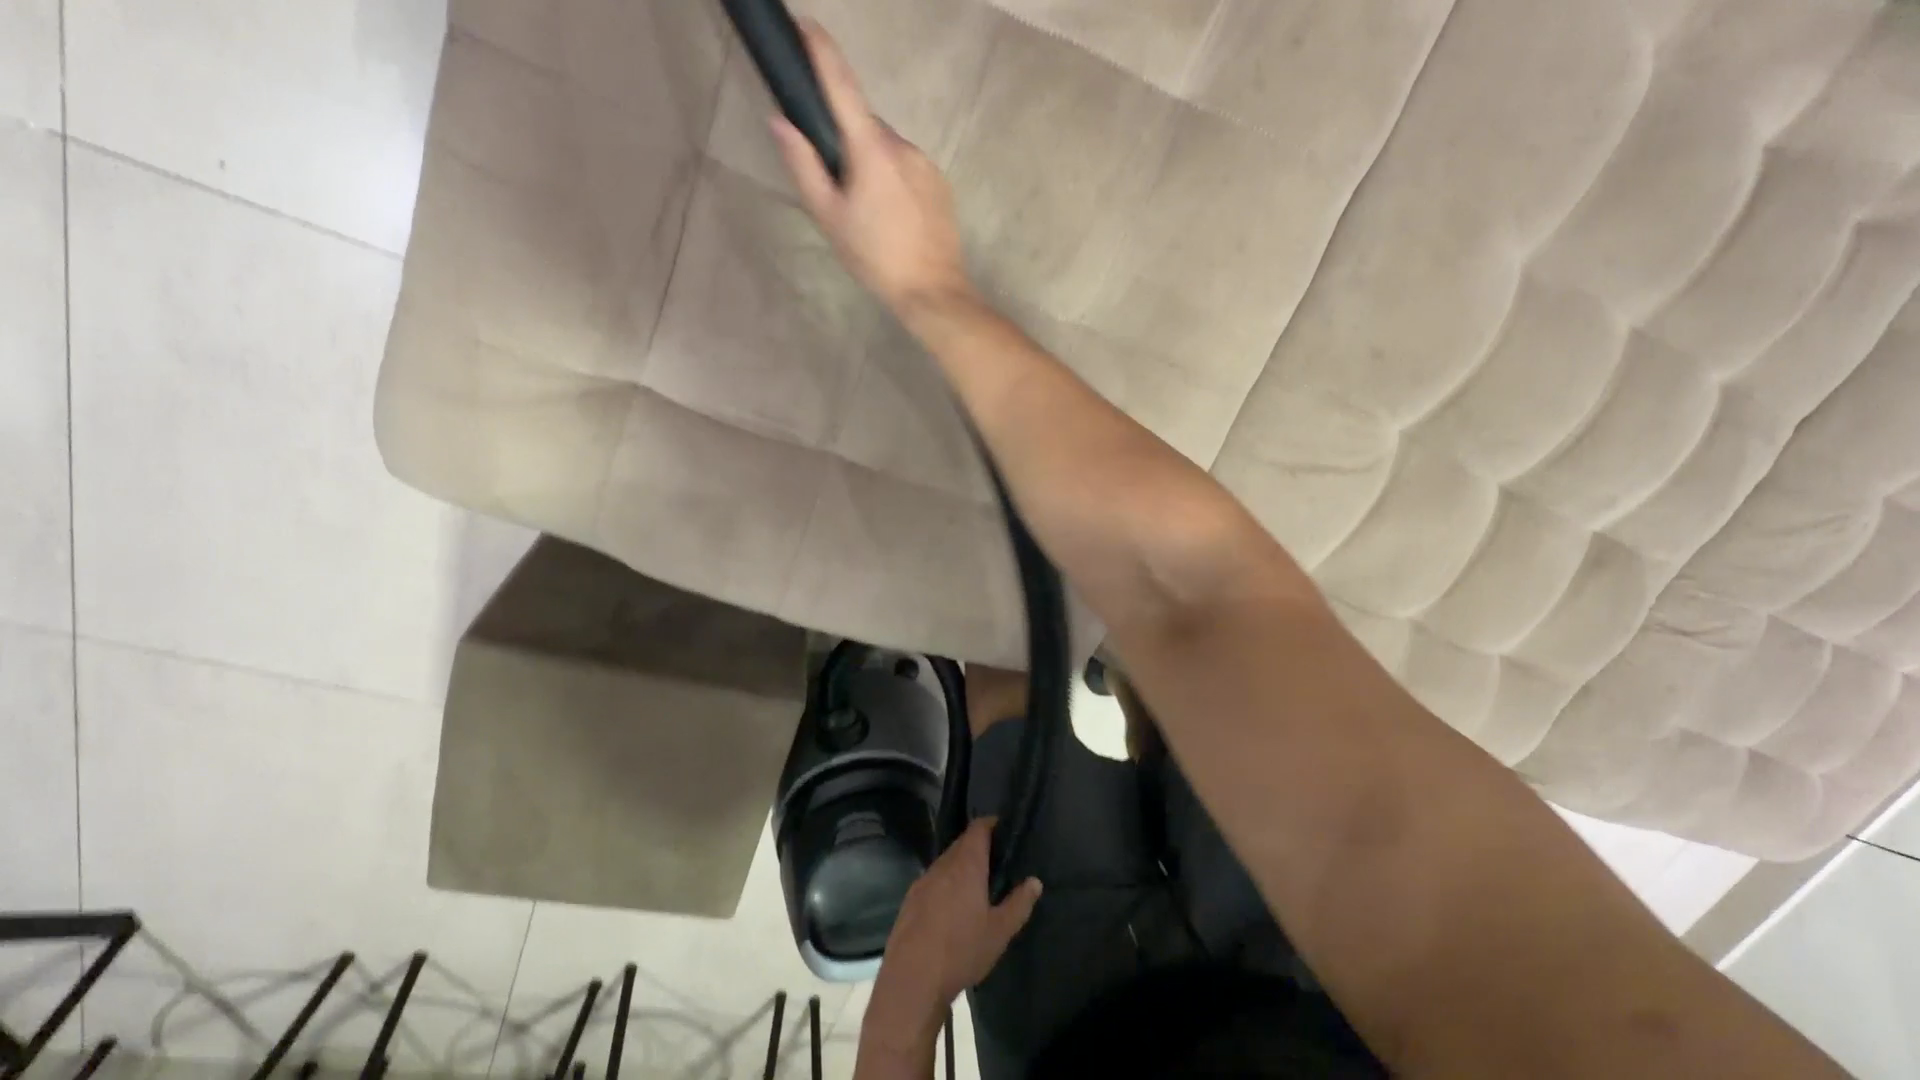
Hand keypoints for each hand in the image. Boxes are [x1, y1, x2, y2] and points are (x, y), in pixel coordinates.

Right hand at [770, 20, 975, 313]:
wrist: (933, 291)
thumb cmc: (874, 257)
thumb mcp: (829, 216)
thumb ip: (803, 165)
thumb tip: (780, 121)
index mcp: (871, 149)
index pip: (843, 86)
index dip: (823, 53)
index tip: (807, 27)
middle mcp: (902, 145)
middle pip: (863, 125)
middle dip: (845, 142)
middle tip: (837, 185)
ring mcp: (925, 162)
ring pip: (886, 148)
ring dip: (869, 163)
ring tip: (866, 211)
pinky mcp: (939, 182)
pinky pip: (906, 166)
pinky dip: (891, 178)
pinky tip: (889, 216)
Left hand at [881, 819, 1043, 1005]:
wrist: (912, 980)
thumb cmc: (961, 951)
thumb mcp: (999, 931)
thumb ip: (1019, 903)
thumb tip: (1034, 881)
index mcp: (965, 866)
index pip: (978, 828)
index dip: (992, 824)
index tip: (1006, 831)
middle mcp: (941, 866)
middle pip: (961, 844)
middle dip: (979, 847)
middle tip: (998, 863)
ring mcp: (922, 882)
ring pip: (945, 863)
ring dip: (961, 867)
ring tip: (978, 886)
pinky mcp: (909, 900)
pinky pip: (933, 881)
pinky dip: (946, 884)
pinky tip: (953, 907)